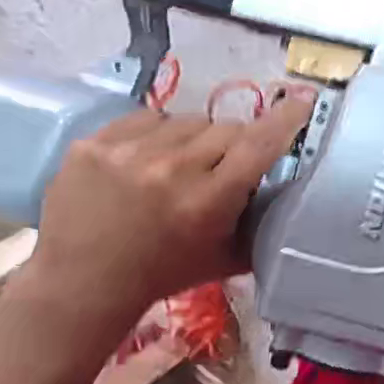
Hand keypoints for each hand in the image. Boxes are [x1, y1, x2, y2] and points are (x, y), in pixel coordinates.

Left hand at [4, 87, 317, 347]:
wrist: (81, 283)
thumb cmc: (165, 272)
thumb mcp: (227, 255)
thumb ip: (261, 220)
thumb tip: (294, 182)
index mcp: (209, 200)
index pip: (260, 143)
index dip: (286, 118)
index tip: (303, 100)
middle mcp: (171, 169)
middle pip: (228, 128)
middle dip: (233, 143)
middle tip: (221, 167)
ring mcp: (128, 153)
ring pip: (189, 120)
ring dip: (195, 138)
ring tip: (179, 165)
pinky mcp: (94, 144)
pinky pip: (148, 117)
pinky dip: (157, 133)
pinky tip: (147, 159)